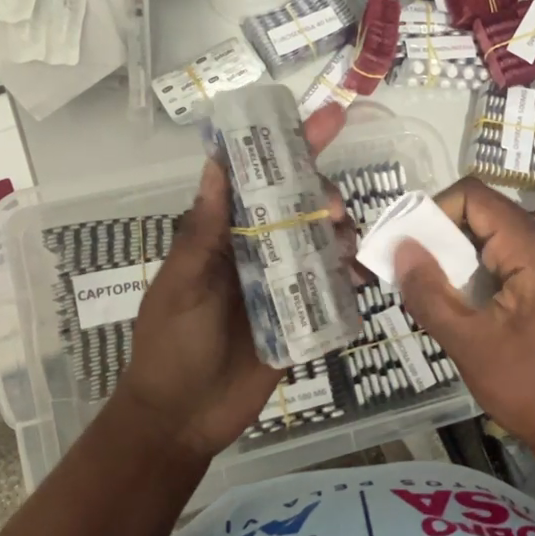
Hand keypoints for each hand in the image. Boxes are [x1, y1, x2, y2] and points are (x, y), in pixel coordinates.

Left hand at [112, 105, 348, 459]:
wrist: (183, 417)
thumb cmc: (170, 345)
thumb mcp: (180, 287)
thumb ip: (202, 233)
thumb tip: (217, 165)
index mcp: (226, 235)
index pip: (261, 180)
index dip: (293, 146)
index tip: (329, 117)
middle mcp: (259, 251)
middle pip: (302, 206)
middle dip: (322, 194)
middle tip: (331, 210)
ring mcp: (284, 284)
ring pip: (323, 242)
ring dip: (340, 232)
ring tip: (345, 242)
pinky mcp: (304, 318)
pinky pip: (334, 288)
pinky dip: (353, 275)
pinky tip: (364, 274)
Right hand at [393, 178, 534, 443]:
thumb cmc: (524, 383)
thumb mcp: (467, 341)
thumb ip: (430, 292)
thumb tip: (401, 246)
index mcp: (531, 249)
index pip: (473, 197)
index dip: (433, 210)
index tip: (405, 244)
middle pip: (479, 211)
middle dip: (437, 233)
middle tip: (405, 266)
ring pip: (485, 234)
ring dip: (450, 253)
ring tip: (421, 284)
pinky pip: (495, 256)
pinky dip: (467, 268)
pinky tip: (447, 298)